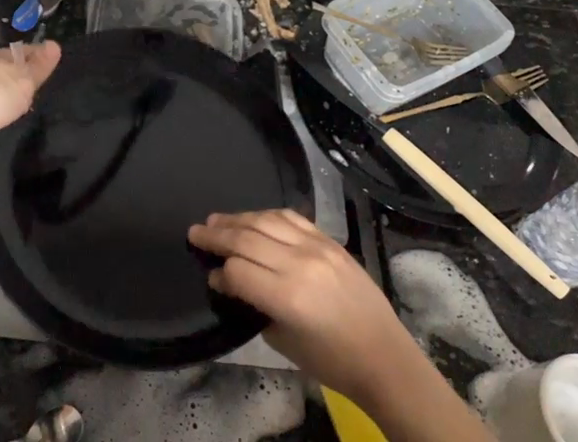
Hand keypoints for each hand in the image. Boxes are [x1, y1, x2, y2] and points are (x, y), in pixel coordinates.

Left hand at [0, 41, 60, 168]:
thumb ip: (39, 66)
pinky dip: (8, 115)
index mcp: (0, 59)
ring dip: (18, 98)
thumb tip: (54, 44)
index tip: (57, 60)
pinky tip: (18, 121)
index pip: (23, 51)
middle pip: (13, 72)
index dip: (39, 54)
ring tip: (40, 104)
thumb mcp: (24, 78)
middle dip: (29, 77)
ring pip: (5, 94)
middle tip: (52, 84)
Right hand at [189, 209, 424, 403]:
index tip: (211, 278)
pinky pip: (292, 218)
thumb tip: (229, 280)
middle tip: (194, 232)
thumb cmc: (331, 361)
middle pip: (246, 238)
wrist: (383, 355)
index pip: (237, 270)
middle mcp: (300, 264)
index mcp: (287, 296)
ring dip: (237, 219)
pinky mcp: (330, 241)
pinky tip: (253, 218)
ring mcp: (317, 248)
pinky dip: (267, 215)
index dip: (219, 274)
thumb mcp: (283, 341)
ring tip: (216, 220)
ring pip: (266, 221)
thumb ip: (254, 305)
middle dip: (216, 235)